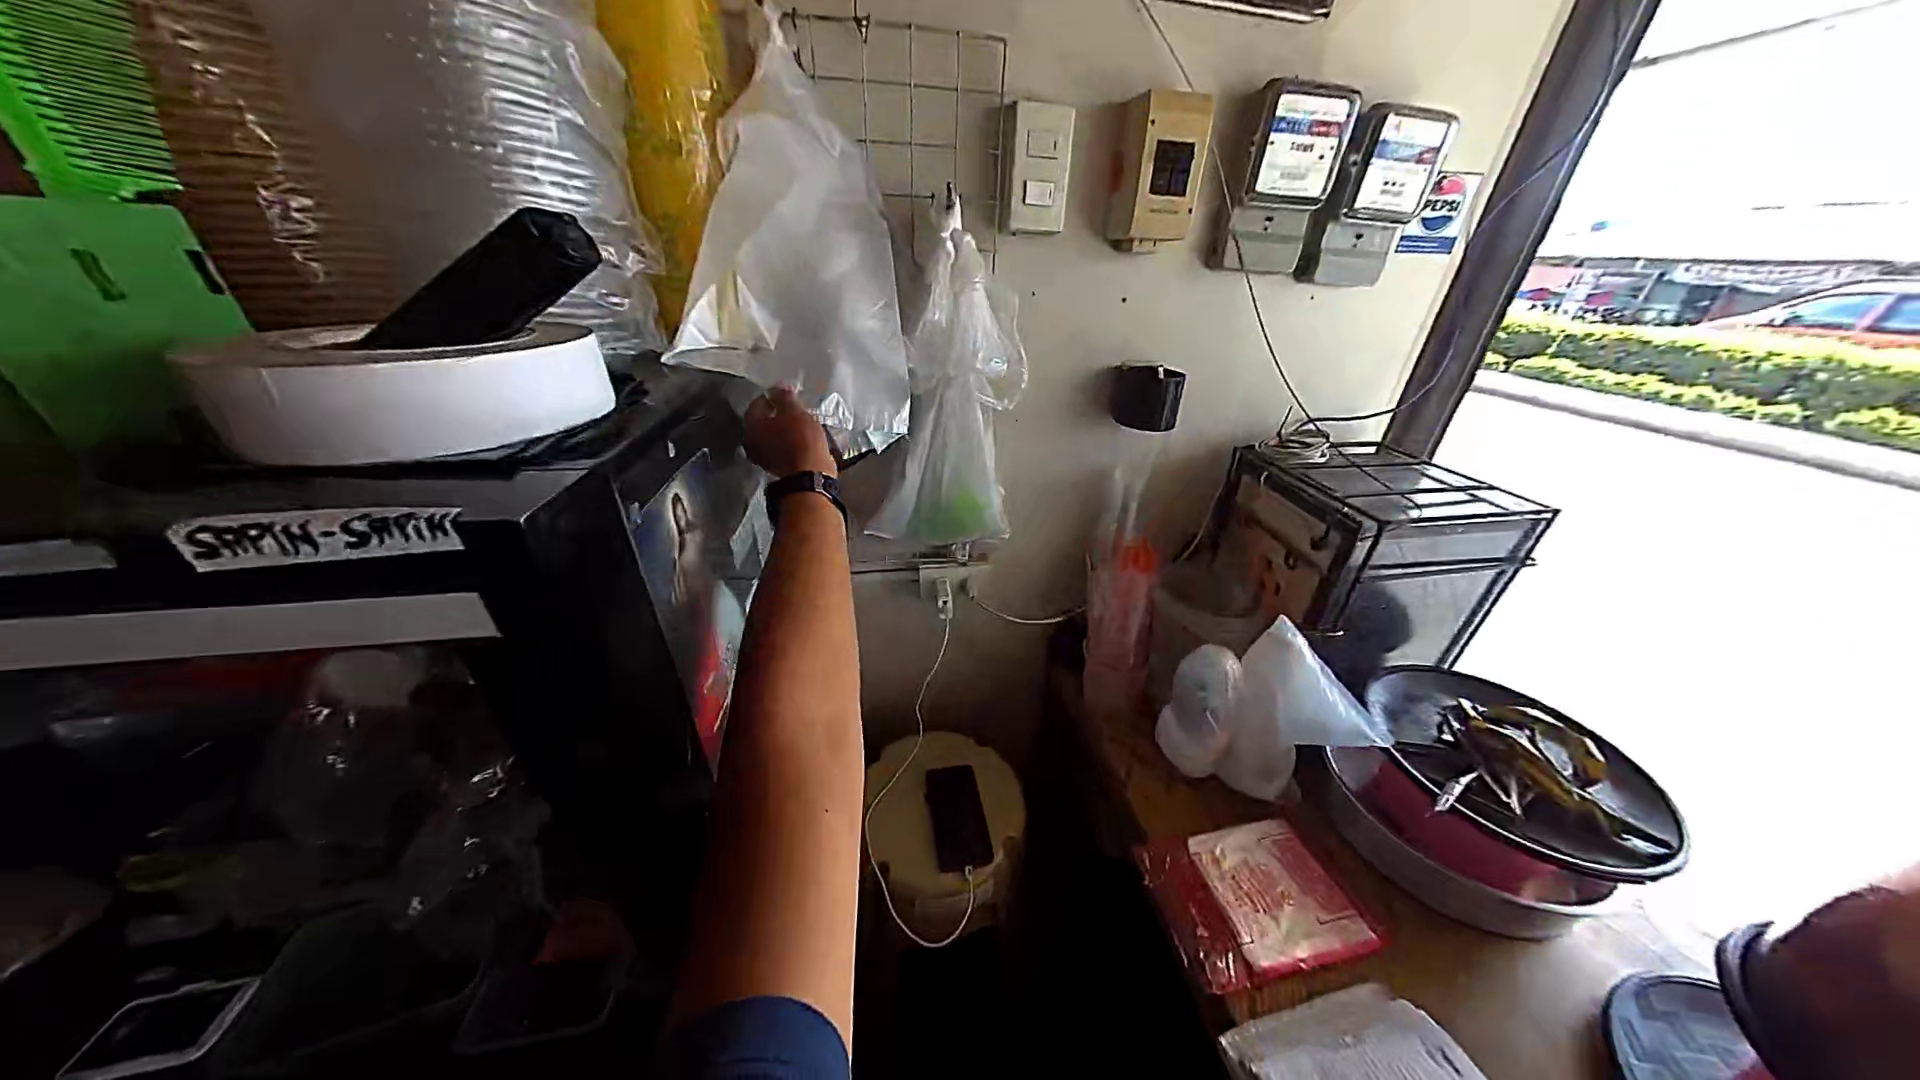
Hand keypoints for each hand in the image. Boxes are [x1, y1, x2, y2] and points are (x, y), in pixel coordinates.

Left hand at [744, 386, 836, 477]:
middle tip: (793, 406)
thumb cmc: (800, 440)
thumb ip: (784, 397)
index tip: (786, 392)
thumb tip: (779, 387)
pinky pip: (782, 447)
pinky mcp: (779, 467)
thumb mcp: (794, 412)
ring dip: (784, 427)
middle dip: (777, 412)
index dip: (772, 395)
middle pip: (763, 421)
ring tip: (800, 421)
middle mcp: (752, 442)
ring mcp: (764, 457)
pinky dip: (789, 440)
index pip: (757, 403)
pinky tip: (802, 436)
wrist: (811, 474)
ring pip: (773, 435)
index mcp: (751, 426)